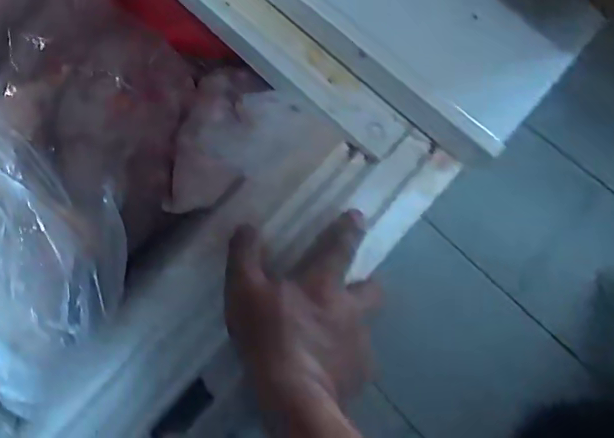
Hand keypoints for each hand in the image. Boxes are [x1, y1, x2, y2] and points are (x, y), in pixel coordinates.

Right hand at [226, 211, 381, 430]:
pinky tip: (325, 357)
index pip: (339, 248)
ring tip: (327, 327)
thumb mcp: (242, 286)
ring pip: (362, 324)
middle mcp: (350, 310)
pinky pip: (355, 355)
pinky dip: (343, 350)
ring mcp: (360, 345)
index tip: (358, 215)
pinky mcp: (361, 375)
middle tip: (354, 280)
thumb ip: (244, 253)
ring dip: (350, 319)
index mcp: (322, 284)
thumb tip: (248, 226)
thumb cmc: (268, 333)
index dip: (347, 230)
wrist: (295, 397)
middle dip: (367, 281)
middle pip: (371, 290)